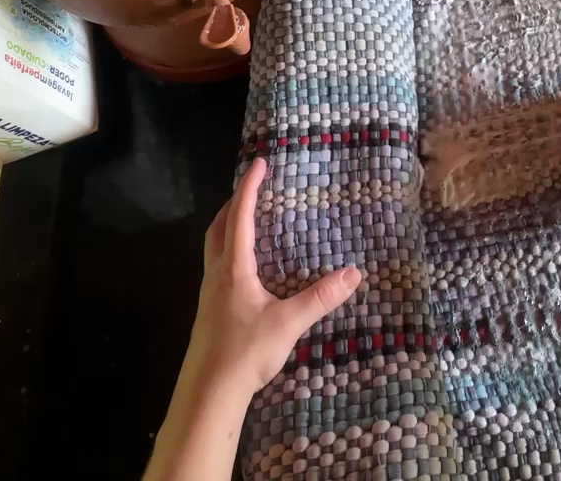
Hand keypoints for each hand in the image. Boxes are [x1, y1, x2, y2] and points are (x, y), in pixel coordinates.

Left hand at [180, 157, 361, 401]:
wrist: (207, 396)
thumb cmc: (243, 352)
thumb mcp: (288, 323)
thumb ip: (320, 298)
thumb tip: (354, 273)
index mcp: (233, 268)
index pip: (239, 216)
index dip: (248, 187)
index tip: (258, 163)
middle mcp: (217, 275)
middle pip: (218, 228)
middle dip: (233, 204)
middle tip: (250, 189)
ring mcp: (209, 296)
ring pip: (214, 249)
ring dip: (228, 228)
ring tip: (247, 222)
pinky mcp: (209, 314)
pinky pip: (218, 268)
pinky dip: (229, 252)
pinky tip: (246, 269)